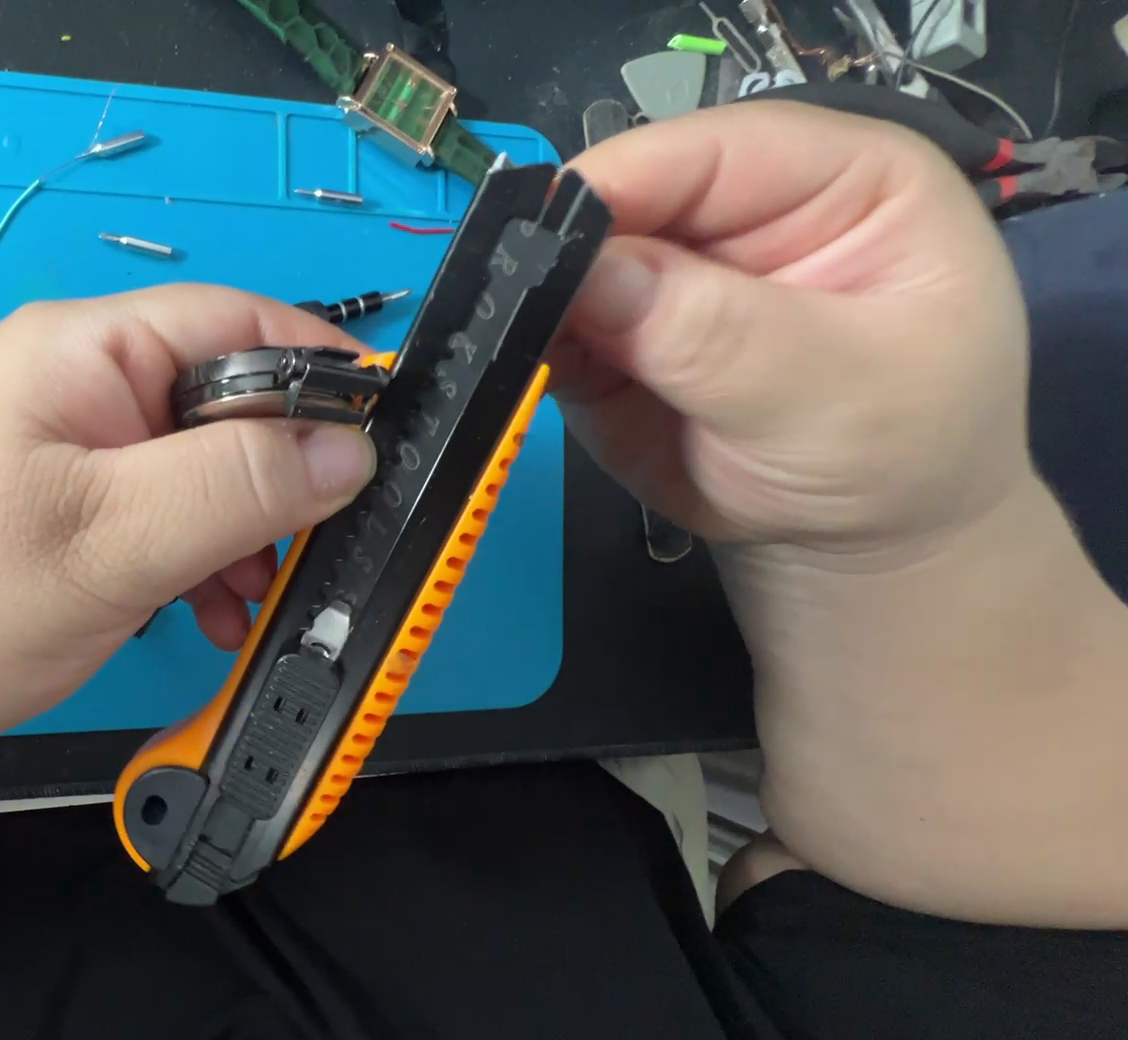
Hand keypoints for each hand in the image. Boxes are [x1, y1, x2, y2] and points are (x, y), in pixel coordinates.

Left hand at [0, 287, 376, 768]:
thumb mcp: (111, 541)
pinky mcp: (59, 505)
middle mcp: (76, 385)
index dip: (317, 378)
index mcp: (82, 353)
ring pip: (192, 469)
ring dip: (235, 532)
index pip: (235, 325)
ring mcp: (65, 448)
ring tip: (244, 602)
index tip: (375, 449)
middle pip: (219, 403)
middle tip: (302, 555)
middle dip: (274, 479)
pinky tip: (201, 611)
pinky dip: (191, 558)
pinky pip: (153, 512)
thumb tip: (348, 448)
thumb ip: (237, 485)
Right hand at [551, 101, 1030, 563]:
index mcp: (827, 185)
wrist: (844, 538)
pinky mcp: (604, 350)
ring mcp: (656, 291)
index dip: (622, 185)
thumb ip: (711, 330)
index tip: (542, 236)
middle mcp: (729, 225)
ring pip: (568, 272)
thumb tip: (587, 275)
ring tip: (497, 338)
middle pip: (621, 208)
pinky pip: (547, 336)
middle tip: (503, 296)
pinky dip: (520, 350)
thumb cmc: (888, 451)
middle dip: (559, 250)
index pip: (708, 155)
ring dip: (527, 304)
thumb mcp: (826, 387)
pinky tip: (507, 368)